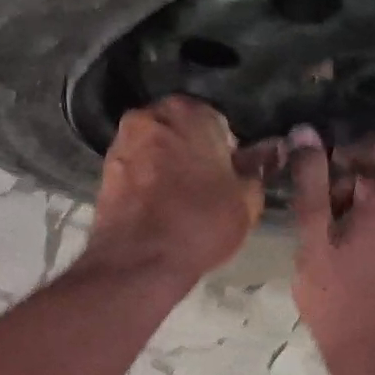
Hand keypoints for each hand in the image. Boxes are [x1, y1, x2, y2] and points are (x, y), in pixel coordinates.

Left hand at [86, 96, 263, 278]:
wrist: (139, 263)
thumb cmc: (200, 225)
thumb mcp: (245, 200)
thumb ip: (258, 169)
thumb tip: (270, 151)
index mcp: (189, 111)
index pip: (219, 123)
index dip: (229, 153)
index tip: (231, 179)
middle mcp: (150, 116)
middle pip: (182, 132)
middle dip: (195, 154)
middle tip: (208, 191)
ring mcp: (121, 143)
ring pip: (156, 150)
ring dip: (169, 168)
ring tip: (181, 204)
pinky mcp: (104, 172)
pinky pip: (137, 171)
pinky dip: (148, 184)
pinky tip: (159, 211)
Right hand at [290, 129, 374, 374]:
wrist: (372, 353)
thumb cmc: (339, 296)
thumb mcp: (315, 238)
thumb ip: (310, 183)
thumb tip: (304, 133)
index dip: (367, 145)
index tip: (333, 164)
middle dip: (358, 174)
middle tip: (321, 200)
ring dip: (363, 198)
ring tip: (328, 226)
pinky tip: (344, 243)